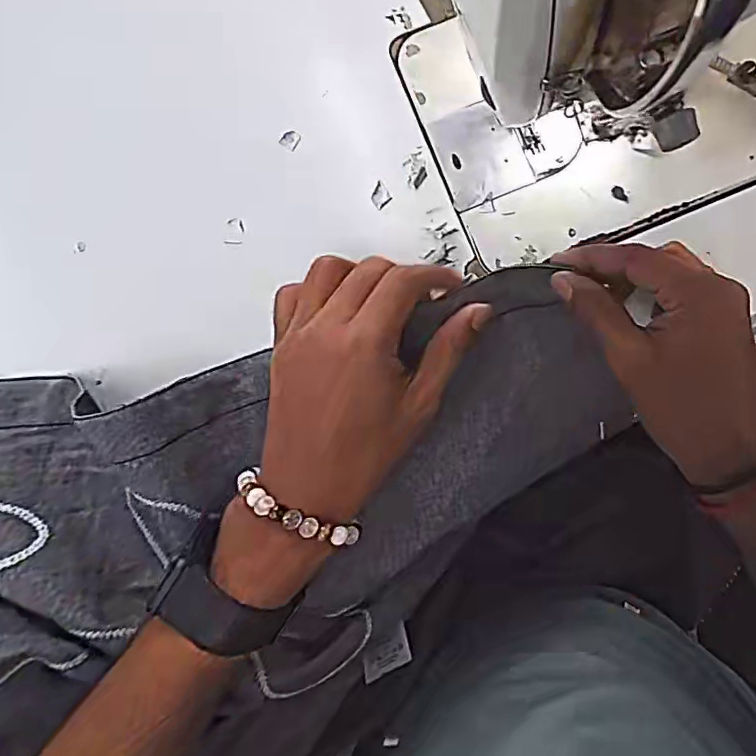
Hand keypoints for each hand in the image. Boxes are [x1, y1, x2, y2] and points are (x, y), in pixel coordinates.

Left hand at [212, 256, 490, 607]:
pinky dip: (316, 288)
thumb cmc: (359, 457)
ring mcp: (299, 334)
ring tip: (380, 296)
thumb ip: (448, 350)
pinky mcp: (282, 344)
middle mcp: (327, 331)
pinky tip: (336, 307)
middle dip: (404, 274)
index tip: (447, 287)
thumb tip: (474, 316)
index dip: (434, 276)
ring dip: (359, 271)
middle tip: (423, 298)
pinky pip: (291, 293)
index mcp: (364, 343)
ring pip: (327, 269)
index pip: (402, 280)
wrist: (308, 487)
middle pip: (370, 268)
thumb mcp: (419, 405)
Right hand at [551, 242, 755, 490]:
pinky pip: (685, 288)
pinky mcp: (725, 318)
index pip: (637, 258)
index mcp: (700, 293)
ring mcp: (726, 303)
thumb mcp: (629, 357)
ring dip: (633, 276)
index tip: (563, 262)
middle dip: (612, 264)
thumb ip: (596, 311)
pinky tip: (629, 304)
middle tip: (575, 275)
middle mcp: (719, 289)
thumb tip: (569, 281)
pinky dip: (654, 290)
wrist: (726, 452)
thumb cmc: (685, 412)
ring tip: (596, 290)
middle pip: (656, 258)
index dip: (593, 257)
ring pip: (670, 270)